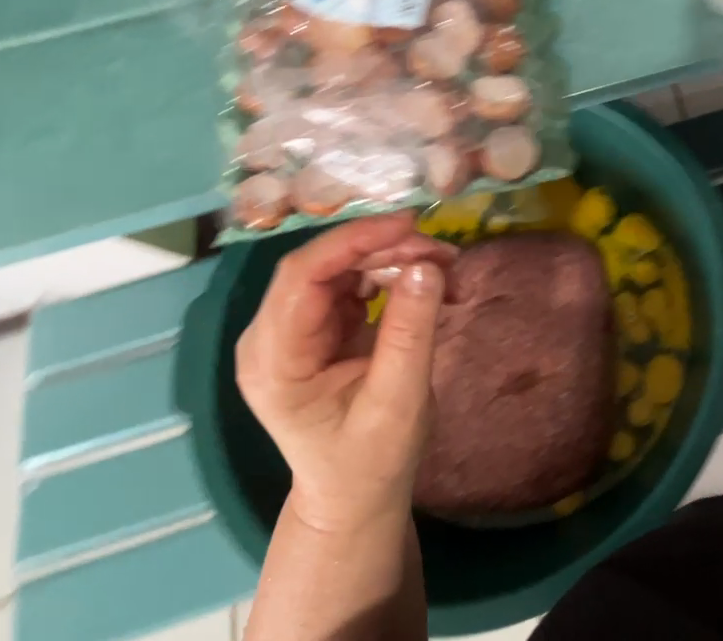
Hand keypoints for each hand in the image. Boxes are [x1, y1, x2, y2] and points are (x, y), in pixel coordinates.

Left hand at [236, 213, 456, 534]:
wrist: (357, 497)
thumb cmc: (371, 460)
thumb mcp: (399, 399)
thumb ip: (410, 331)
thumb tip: (427, 265)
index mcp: (274, 360)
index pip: (302, 276)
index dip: (353, 240)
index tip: (410, 225)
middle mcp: (273, 336)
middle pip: (324, 265)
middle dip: (386, 248)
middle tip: (446, 256)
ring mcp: (295, 330)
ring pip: (343, 266)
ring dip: (396, 258)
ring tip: (449, 270)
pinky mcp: (321, 327)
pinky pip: (356, 282)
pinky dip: (396, 276)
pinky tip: (433, 285)